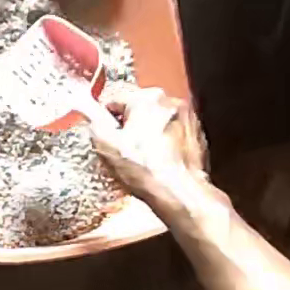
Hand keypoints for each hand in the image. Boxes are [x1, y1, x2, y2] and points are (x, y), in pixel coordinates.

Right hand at [87, 84, 208, 209]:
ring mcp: (186, 116)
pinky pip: (172, 132)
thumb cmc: (145, 169)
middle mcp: (169, 101)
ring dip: (147, 133)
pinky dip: (164, 142)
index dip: (105, 119)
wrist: (178, 191)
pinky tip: (158, 160)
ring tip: (142, 158)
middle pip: (137, 108)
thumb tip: (93, 117)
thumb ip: (94, 124)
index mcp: (145, 98)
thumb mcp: (105, 145)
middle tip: (123, 149)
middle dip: (128, 125)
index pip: (114, 99)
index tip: (105, 135)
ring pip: (156, 120)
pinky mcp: (196, 133)